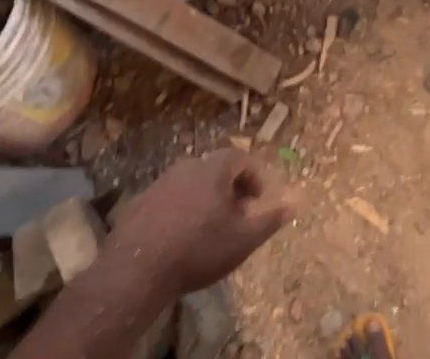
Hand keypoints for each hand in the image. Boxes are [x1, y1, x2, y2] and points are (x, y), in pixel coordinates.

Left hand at [116, 148, 292, 293]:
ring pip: (188, 184)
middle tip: (234, 215)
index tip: (256, 200)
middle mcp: (186, 168)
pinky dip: (177, 211)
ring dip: (202, 199)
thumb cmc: (198, 250)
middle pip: (213, 169)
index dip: (252, 176)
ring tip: (206, 228)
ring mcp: (158, 184)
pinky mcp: (136, 204)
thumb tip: (293, 206)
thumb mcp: (242, 241)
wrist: (136, 272)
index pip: (239, 157)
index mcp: (213, 170)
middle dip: (228, 188)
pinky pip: (166, 200)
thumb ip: (268, 221)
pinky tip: (177, 238)